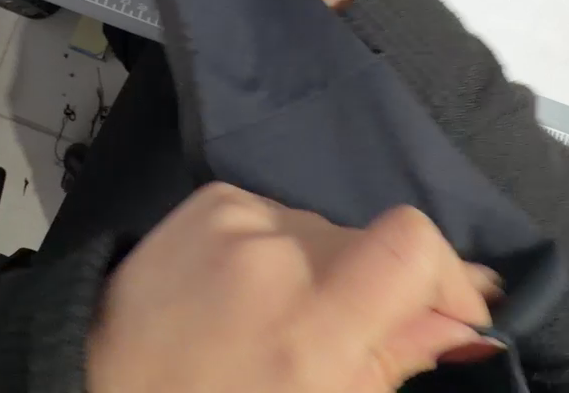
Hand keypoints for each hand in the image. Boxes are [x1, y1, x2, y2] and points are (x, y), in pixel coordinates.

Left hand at [87, 183, 502, 392]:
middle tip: (348, 336)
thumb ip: (391, 358)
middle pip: (371, 240)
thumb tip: (466, 321)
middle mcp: (274, 251)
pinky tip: (249, 286)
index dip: (449, 273)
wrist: (102, 377)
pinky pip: (280, 215)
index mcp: (305, 325)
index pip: (409, 243)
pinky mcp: (214, 194)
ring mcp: (238, 213)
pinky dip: (283, 249)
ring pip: (326, 229)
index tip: (453, 313)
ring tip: (281, 316)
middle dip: (379, 288)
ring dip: (326, 268)